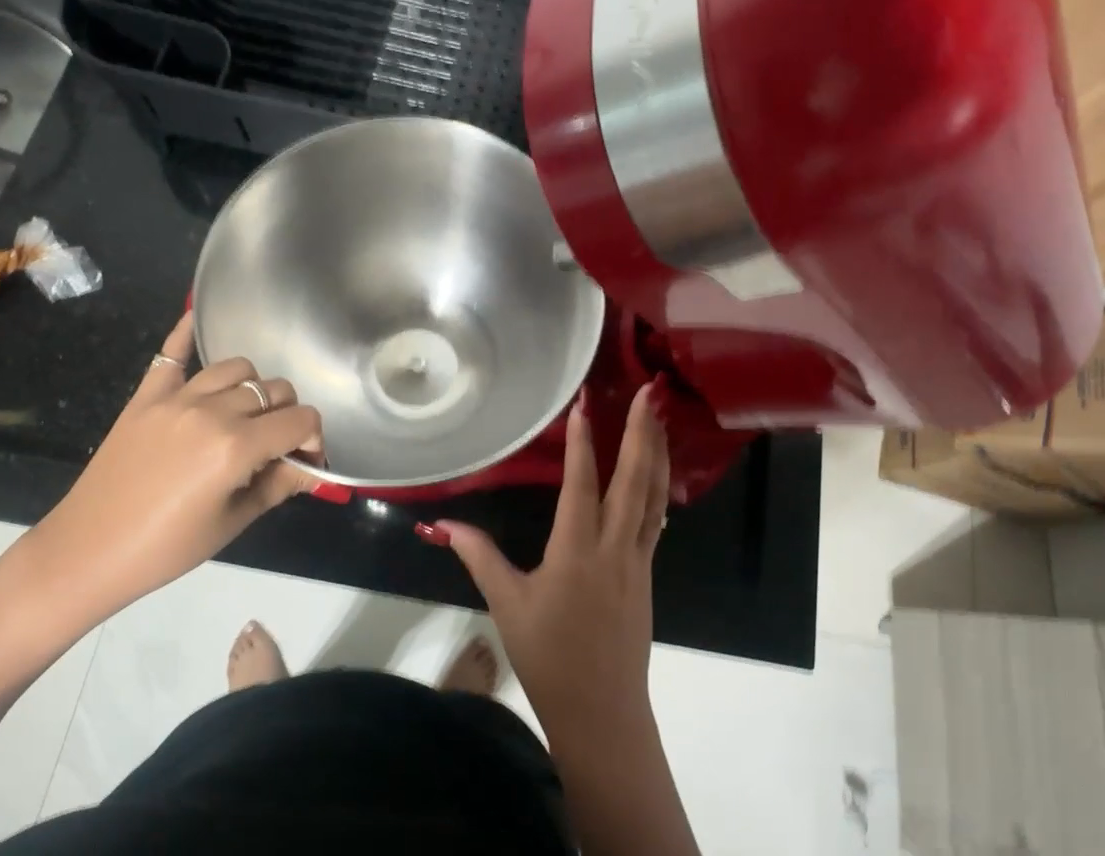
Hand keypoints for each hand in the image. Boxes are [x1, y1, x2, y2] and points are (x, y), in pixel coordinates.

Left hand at [19, 313, 322, 619]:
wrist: (87, 551)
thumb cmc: (167, 548)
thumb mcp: (233, 522)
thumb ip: (279, 486)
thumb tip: (313, 469)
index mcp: (237, 447)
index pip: (300, 420)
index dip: (313, 439)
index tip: (305, 461)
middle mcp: (211, 412)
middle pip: (274, 390)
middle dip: (289, 414)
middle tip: (278, 445)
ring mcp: (176, 399)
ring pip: (237, 368)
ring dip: (254, 387)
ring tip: (246, 414)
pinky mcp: (146, 397)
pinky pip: (171, 353)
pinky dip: (186, 334)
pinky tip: (196, 319)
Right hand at [437, 382, 668, 735]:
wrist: (602, 710)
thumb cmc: (548, 658)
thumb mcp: (507, 605)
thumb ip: (479, 557)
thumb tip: (444, 524)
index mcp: (576, 552)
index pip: (582, 484)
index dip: (583, 442)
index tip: (585, 403)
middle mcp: (614, 547)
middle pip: (634, 480)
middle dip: (641, 433)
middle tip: (649, 393)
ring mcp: (638, 560)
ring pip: (654, 496)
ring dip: (657, 454)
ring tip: (660, 418)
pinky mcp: (647, 574)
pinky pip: (656, 520)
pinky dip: (659, 489)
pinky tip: (658, 476)